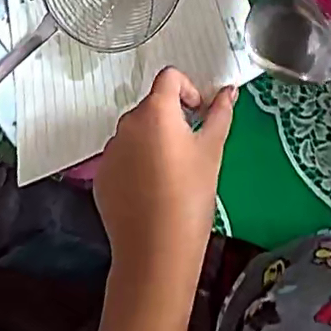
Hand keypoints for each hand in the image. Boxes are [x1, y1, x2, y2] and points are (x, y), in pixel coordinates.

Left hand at [95, 68, 236, 330]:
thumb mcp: (212, 151)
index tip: (198, 113)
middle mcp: (128, 123)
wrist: (156, 253)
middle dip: (172, 117)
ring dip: (153, 140)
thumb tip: (229, 91)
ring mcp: (111, 150)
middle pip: (152, 104)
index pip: (169, 76)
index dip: (188, 88)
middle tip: (190, 147)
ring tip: (171, 173)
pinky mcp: (101, 176)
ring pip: (136, 131)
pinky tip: (151, 191)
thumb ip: (220, 113)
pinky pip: (122, 157)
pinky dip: (136, 163)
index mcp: (156, 110)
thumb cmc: (190, 196)